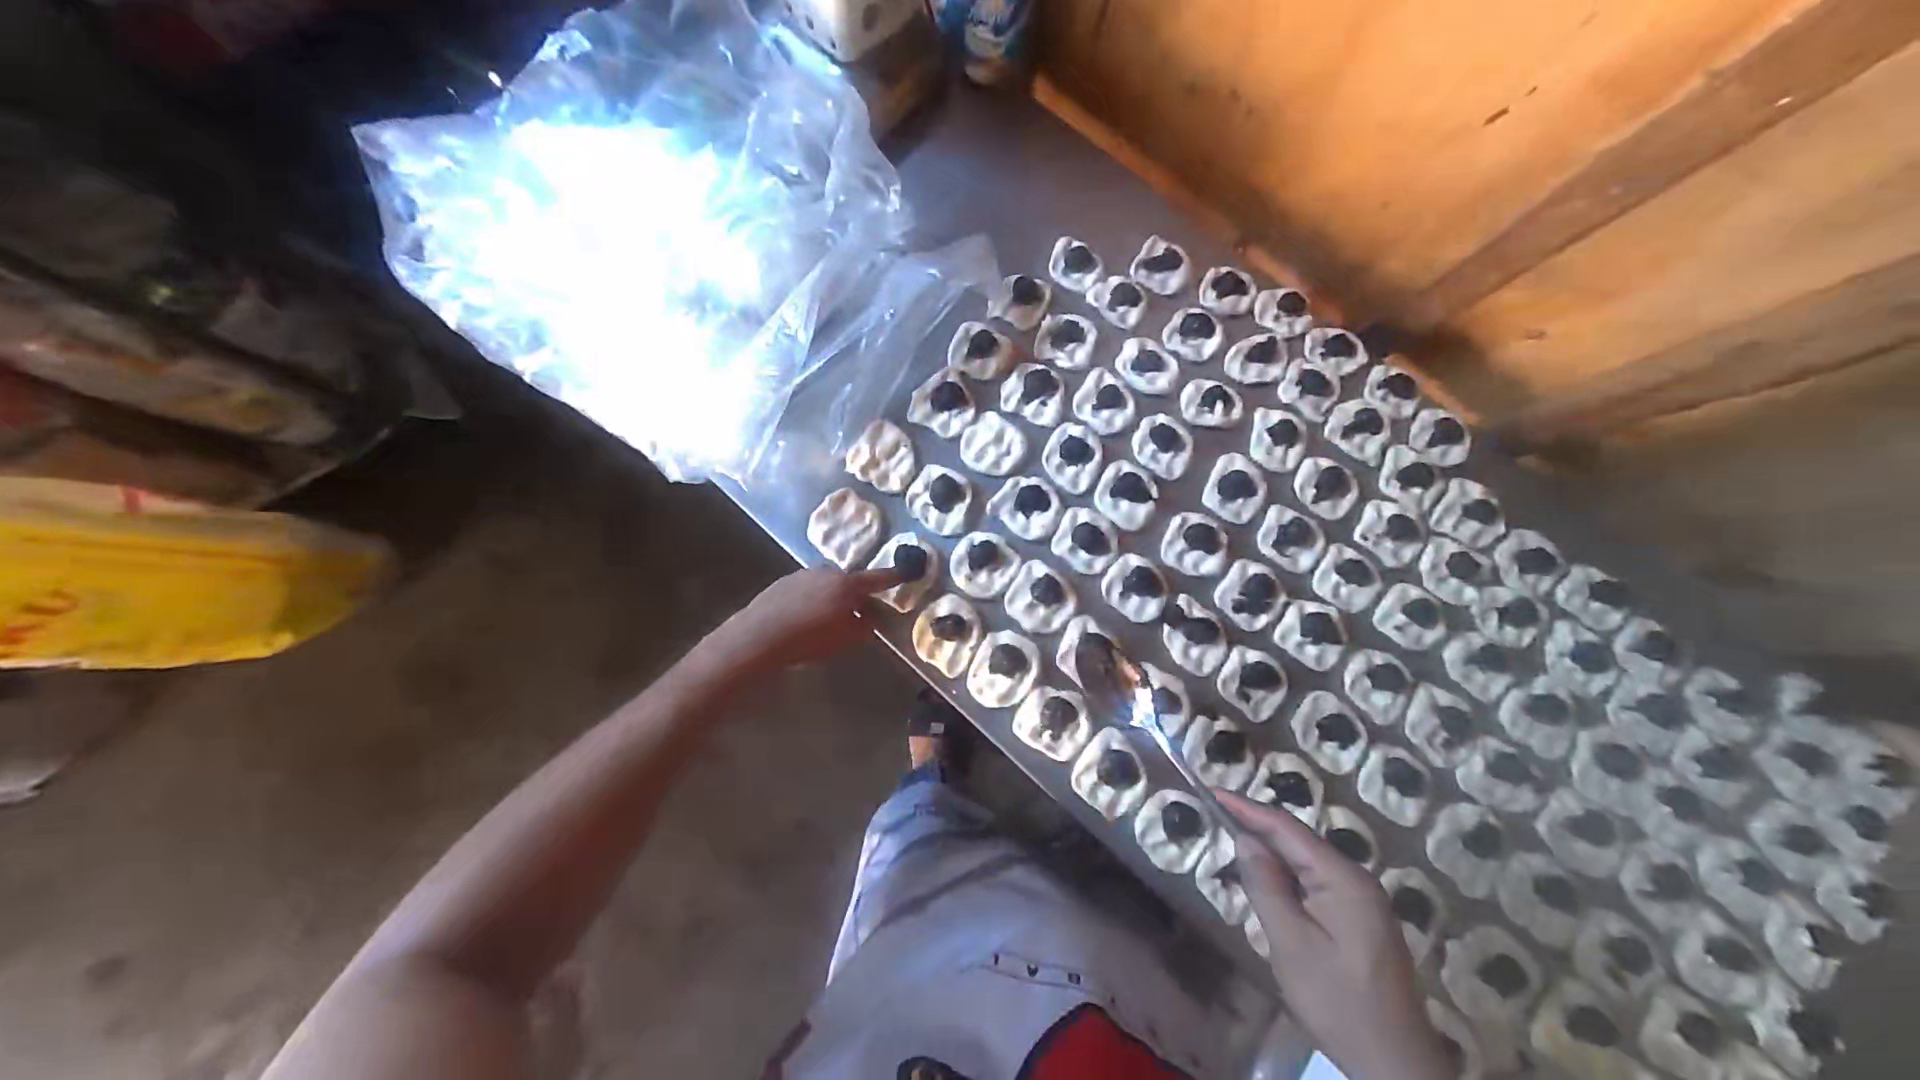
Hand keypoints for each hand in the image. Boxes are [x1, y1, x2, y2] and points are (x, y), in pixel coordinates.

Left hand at [707, 564, 903, 671]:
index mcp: (847, 584)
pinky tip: (807, 618)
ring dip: (835, 598)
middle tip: (863, 614)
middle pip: (851, 582)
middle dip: (859, 595)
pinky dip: (814, 600)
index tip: (908, 570)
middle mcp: (827, 572)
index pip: (878, 579)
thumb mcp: (846, 638)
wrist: (759, 637)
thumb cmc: (809, 640)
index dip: (895, 576)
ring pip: (828, 585)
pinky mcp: (783, 582)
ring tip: (831, 620)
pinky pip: (809, 589)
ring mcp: (803, 574)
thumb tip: (874, 617)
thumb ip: (866, 625)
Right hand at [1216, 790, 1451, 1079]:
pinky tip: (1265, 879)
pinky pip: (1315, 881)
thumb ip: (1265, 885)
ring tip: (1231, 840)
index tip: (1212, 792)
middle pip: (1299, 840)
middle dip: (1257, 825)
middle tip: (1216, 814)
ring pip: (1306, 861)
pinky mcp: (1360, 920)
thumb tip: (1244, 839)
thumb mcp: (1291, 944)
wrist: (1395, 1064)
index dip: (1248, 808)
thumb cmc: (1338, 1002)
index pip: (1288, 828)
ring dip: (1270, 850)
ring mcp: (1362, 900)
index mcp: (1344, 879)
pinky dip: (1286, 874)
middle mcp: (1357, 880)